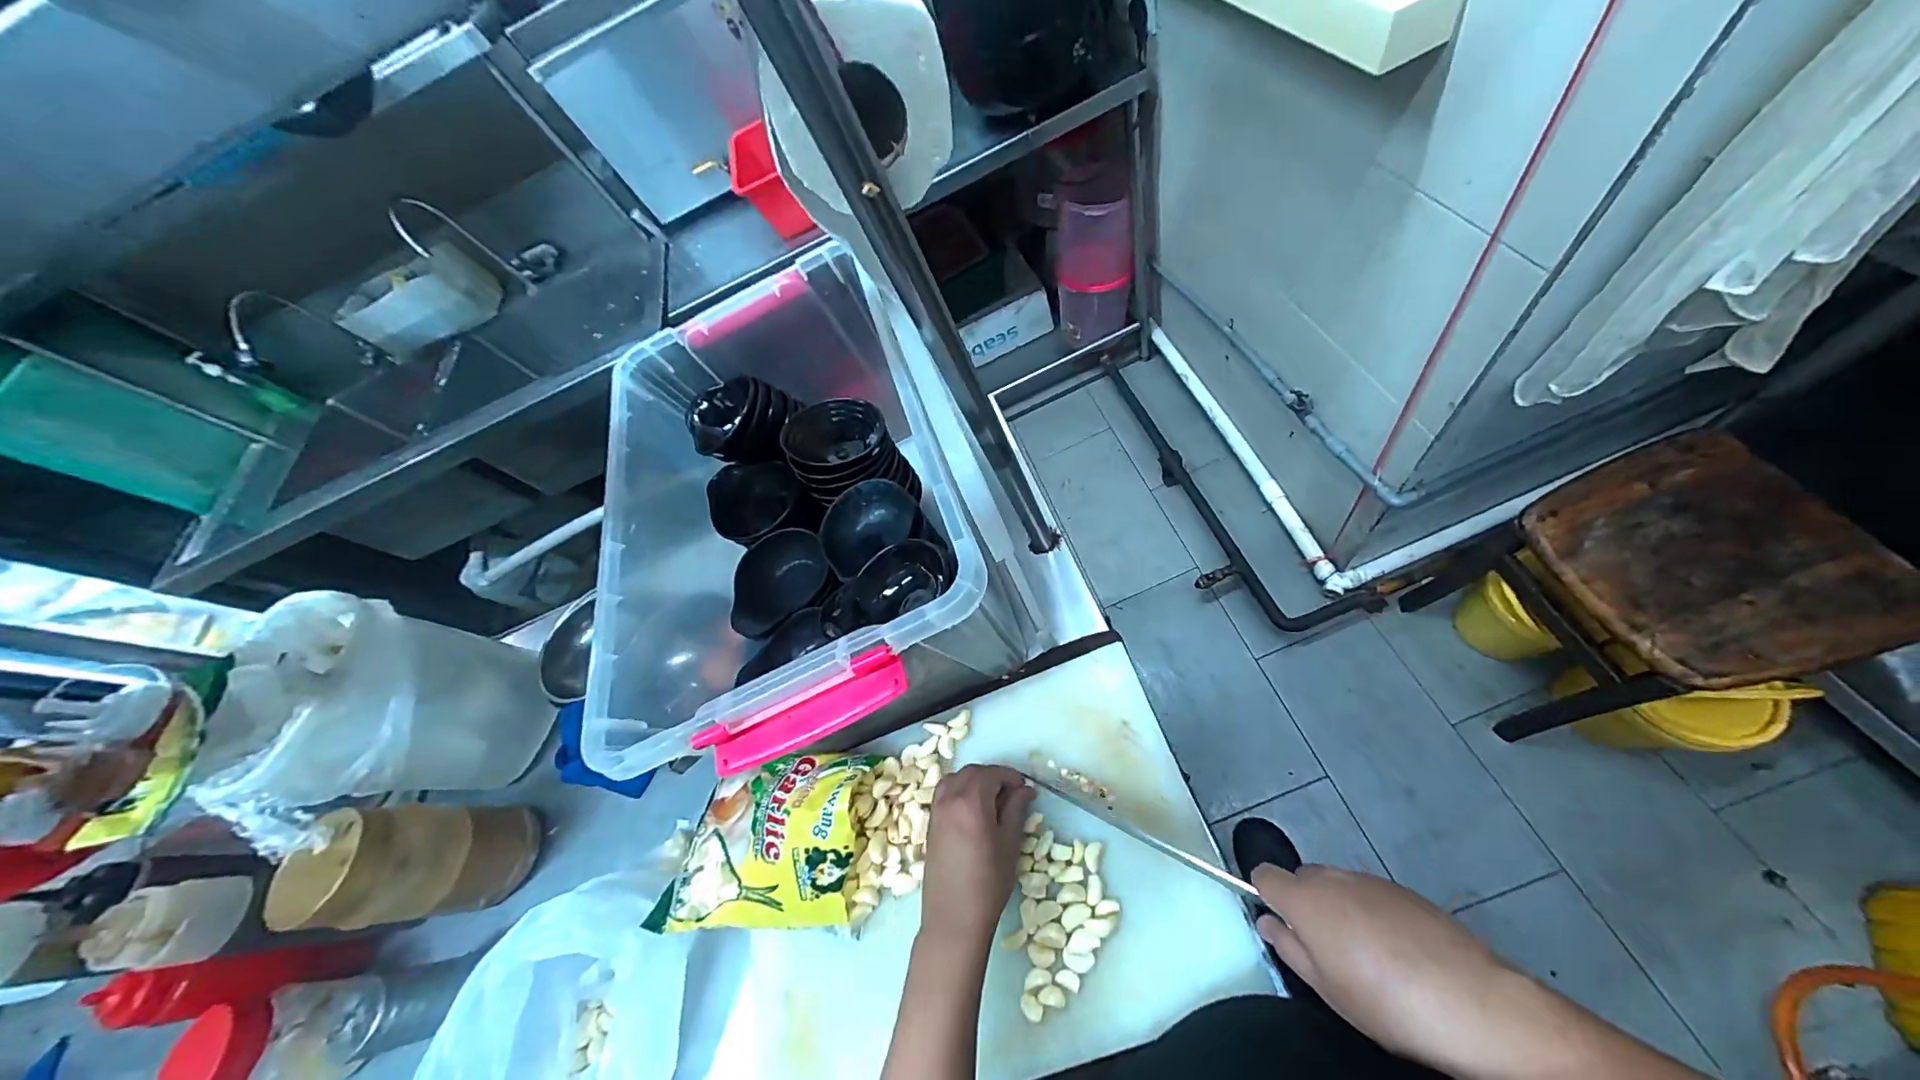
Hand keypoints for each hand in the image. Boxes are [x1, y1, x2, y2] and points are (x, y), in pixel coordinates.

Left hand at [921, 765, 1033, 944]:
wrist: (954, 918)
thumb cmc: (988, 883)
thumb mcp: (1009, 844)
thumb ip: (1016, 811)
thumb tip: (1024, 790)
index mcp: (970, 802)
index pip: (991, 774)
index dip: (1010, 777)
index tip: (1024, 789)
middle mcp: (949, 799)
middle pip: (972, 772)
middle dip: (993, 777)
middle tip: (1012, 794)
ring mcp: (936, 811)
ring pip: (956, 779)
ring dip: (975, 781)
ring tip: (993, 801)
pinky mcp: (930, 823)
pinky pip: (945, 793)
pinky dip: (960, 790)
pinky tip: (974, 811)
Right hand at [1252, 865, 1705, 1079]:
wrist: (1477, 1005)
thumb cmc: (1387, 1003)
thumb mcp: (1327, 989)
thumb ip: (1289, 949)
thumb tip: (1270, 923)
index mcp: (1305, 899)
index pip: (1264, 874)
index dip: (1266, 895)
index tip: (1280, 924)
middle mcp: (1334, 878)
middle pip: (1303, 876)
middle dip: (1305, 902)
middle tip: (1325, 948)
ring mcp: (1373, 881)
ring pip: (1339, 884)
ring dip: (1340, 907)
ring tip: (1367, 954)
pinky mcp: (1407, 891)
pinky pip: (1372, 893)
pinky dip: (1373, 912)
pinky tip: (1399, 952)